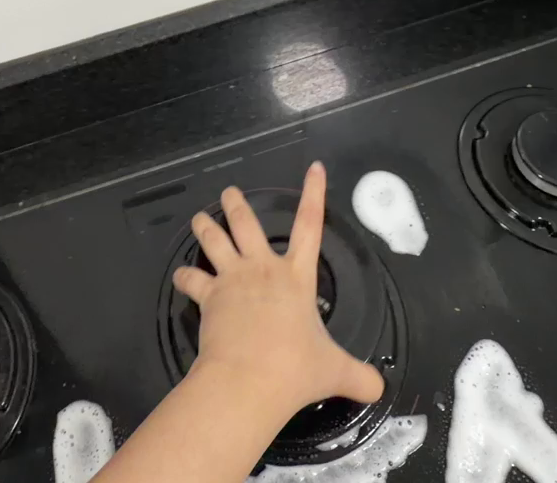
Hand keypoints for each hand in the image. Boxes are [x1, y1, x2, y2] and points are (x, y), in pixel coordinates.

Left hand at [172, 162, 385, 417]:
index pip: (310, 225)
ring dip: (205, 227)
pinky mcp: (208, 296)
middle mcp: (261, 268)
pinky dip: (184, 276)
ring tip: (198, 218)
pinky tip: (179, 275)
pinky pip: (192, 279)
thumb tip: (378, 388)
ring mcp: (231, 279)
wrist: (247, 379)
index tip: (314, 167)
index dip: (314, 194)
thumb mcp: (335, 372)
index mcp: (295, 276)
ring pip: (214, 240)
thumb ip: (358, 377)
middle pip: (246, 224)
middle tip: (228, 191)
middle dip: (236, 204)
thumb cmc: (294, 369)